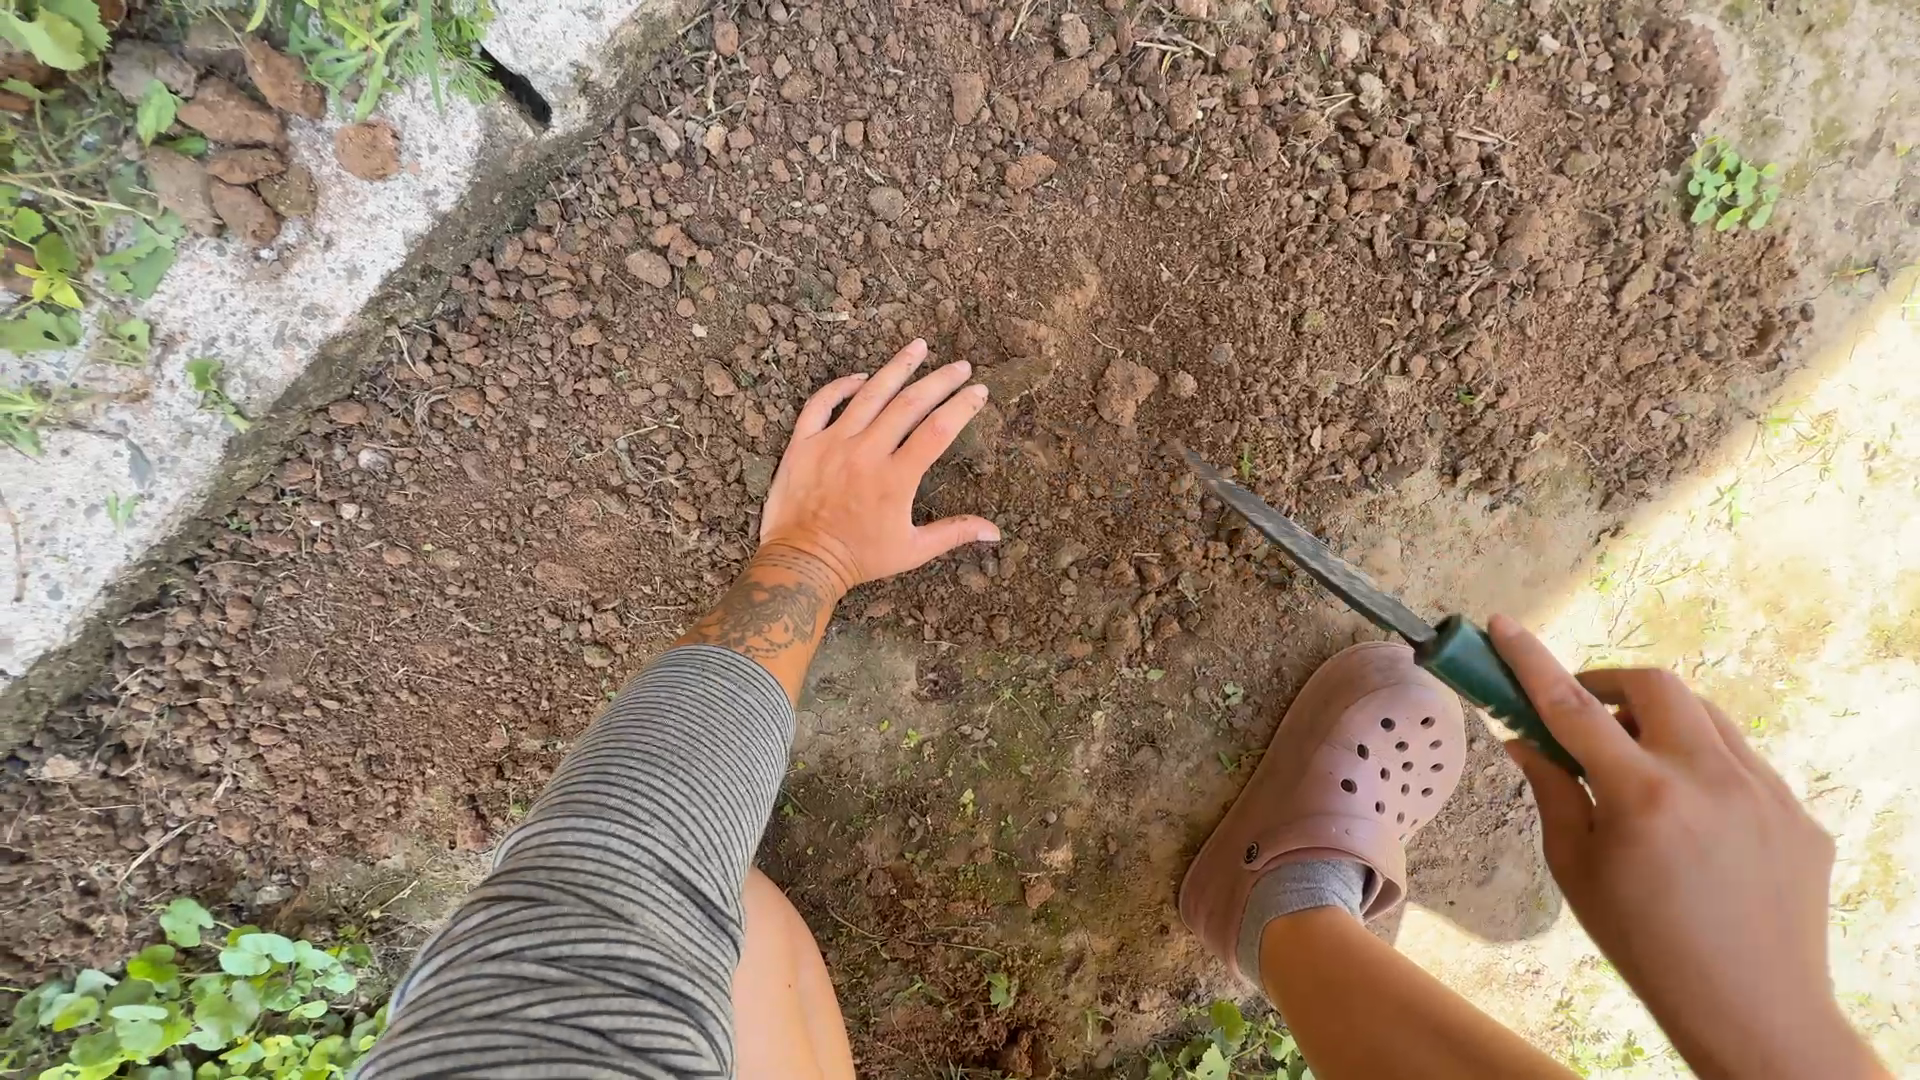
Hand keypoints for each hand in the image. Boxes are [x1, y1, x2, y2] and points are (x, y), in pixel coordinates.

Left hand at [758, 339, 999, 595]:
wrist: (803, 562)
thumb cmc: (860, 558)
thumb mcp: (913, 550)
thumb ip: (954, 533)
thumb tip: (995, 532)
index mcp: (896, 478)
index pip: (938, 430)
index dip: (962, 406)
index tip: (979, 391)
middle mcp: (866, 453)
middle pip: (909, 404)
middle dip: (939, 380)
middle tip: (960, 365)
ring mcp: (832, 444)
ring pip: (869, 395)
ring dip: (896, 368)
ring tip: (918, 347)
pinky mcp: (803, 445)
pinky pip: (821, 404)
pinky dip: (841, 387)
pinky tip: (861, 377)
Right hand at [1489, 615, 1884, 1079]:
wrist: (1756, 1009)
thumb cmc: (1641, 937)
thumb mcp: (1572, 862)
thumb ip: (1551, 787)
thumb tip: (1523, 738)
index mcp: (1644, 797)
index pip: (1571, 707)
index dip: (1530, 661)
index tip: (1503, 625)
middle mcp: (1712, 782)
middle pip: (1656, 687)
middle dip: (1607, 685)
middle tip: (1579, 715)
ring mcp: (1768, 796)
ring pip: (1703, 714)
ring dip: (1653, 717)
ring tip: (1629, 758)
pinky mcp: (1800, 815)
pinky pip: (1737, 756)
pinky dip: (1693, 755)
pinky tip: (1679, 801)